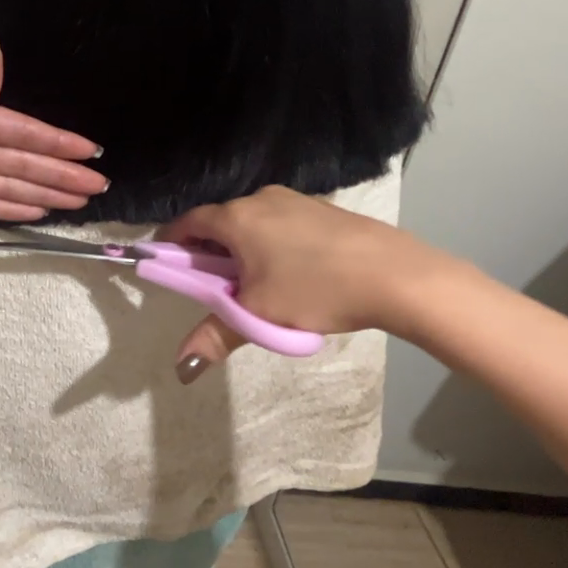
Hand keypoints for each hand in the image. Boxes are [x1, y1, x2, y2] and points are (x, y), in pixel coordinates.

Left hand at [0, 36, 107, 237]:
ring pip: (4, 182)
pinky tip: (36, 211)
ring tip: (75, 203)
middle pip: (17, 159)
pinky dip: (9, 205)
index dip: (55, 142)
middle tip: (95, 188)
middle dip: (56, 172)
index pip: (20, 130)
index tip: (90, 153)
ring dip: (39, 191)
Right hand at [158, 186, 456, 379]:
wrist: (398, 276)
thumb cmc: (316, 289)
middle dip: (211, 250)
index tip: (169, 267)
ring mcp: (295, 200)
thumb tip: (181, 368)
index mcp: (236, 218)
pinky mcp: (324, 209)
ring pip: (254, 222)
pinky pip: (283, 223)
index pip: (188, 223)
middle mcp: (259, 199)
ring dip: (245, 246)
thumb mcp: (260, 316)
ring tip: (259, 282)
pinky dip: (275, 243)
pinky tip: (297, 272)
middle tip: (215, 285)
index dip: (173, 244)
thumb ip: (216, 334)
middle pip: (220, 221)